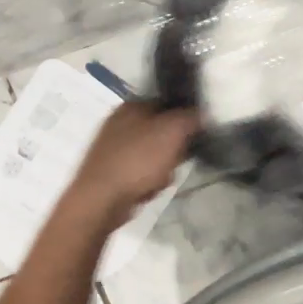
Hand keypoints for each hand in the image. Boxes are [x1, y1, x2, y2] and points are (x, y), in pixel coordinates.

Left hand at [64, 102, 197, 222]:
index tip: (195, 134)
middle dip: (174, 149)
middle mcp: (119, 122)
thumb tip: (200, 114)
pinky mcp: (111, 171)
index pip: (167, 104)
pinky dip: (148, 181)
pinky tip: (147, 189)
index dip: (185, 118)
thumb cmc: (137, 160)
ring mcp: (113, 148)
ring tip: (161, 178)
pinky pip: (141, 172)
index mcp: (131, 106)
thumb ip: (190, 117)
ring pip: (154, 154)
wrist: (102, 199)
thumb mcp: (172, 132)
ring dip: (163, 167)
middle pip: (162, 131)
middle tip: (177, 159)